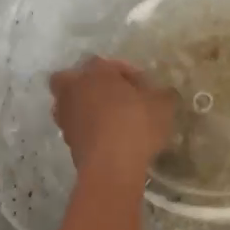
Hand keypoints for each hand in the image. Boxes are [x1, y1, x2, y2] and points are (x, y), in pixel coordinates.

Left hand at [50, 56, 177, 182]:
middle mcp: (74, 88)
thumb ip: (164, 94)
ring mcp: (66, 115)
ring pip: (71, 103)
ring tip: (110, 120)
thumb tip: (164, 94)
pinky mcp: (66, 140)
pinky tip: (107, 139)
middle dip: (90, 84)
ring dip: (85, 107)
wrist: (111, 165)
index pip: (109, 64)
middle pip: (73, 78)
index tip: (144, 89)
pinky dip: (88, 129)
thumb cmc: (136, 124)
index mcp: (96, 71)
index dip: (128, 74)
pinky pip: (77, 126)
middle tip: (112, 96)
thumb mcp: (163, 105)